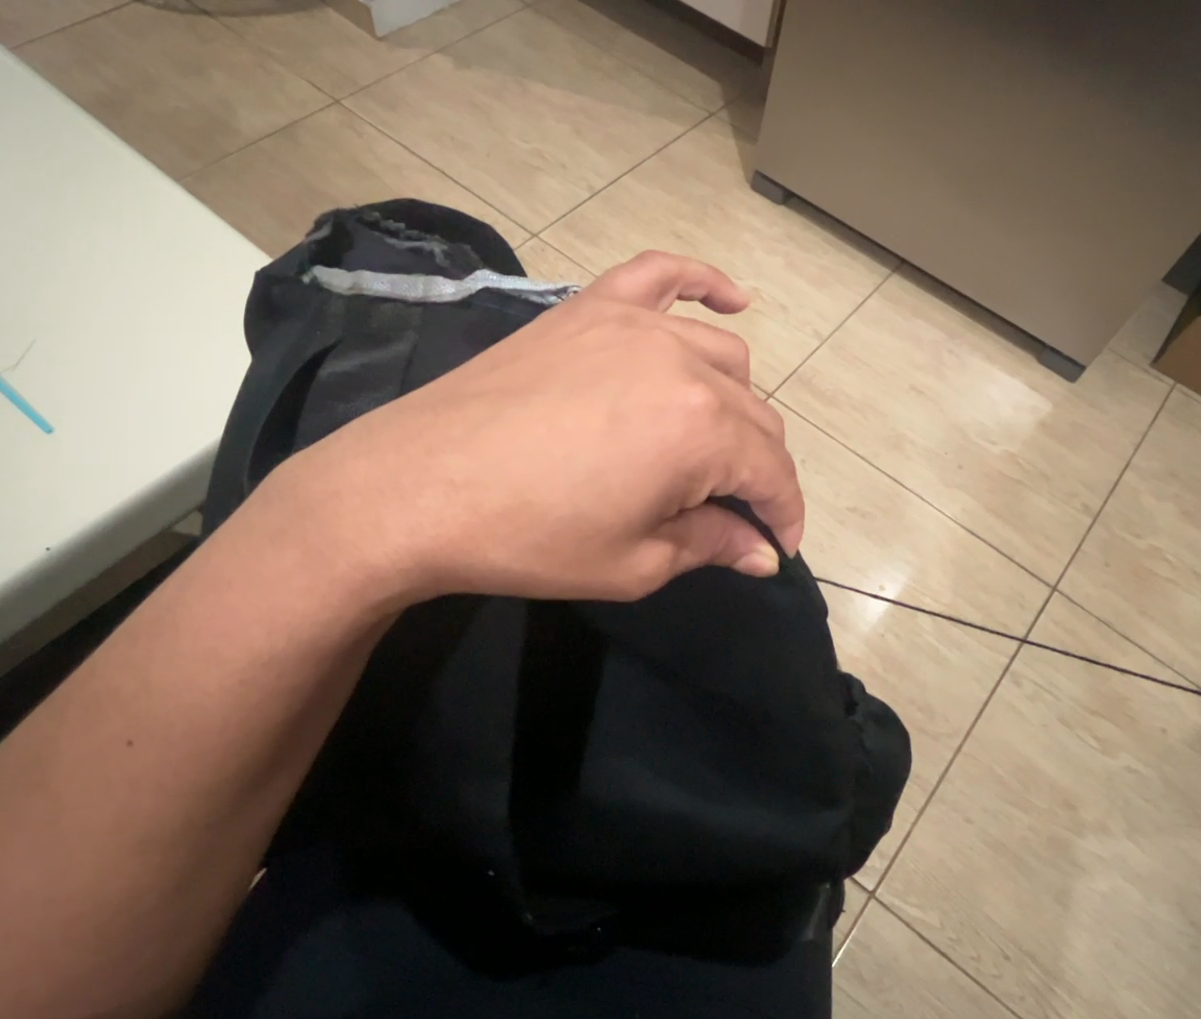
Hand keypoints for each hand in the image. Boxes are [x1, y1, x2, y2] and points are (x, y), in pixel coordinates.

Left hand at [267, 250, 804, 603]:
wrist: (417, 488)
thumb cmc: (529, 539)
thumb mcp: (633, 562)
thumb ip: (711, 546)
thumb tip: (763, 553)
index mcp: (700, 430)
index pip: (772, 471)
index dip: (784, 514)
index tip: (779, 547)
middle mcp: (682, 363)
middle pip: (754, 414)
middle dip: (759, 469)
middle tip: (735, 513)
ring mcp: (634, 324)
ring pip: (722, 354)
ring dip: (734, 403)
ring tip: (710, 444)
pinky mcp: (588, 306)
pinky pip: (662, 274)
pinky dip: (704, 282)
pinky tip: (731, 298)